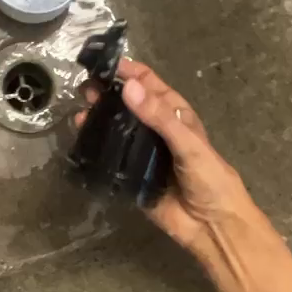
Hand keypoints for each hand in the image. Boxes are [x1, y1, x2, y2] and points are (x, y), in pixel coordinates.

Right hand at [79, 61, 271, 260]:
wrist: (211, 227)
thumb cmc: (210, 178)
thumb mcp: (188, 143)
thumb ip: (159, 116)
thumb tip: (128, 87)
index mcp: (174, 114)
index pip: (148, 84)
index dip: (128, 71)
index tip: (103, 64)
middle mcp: (154, 129)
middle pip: (127, 104)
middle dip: (107, 93)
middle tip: (85, 89)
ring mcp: (140, 152)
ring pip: (115, 128)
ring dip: (98, 118)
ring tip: (79, 112)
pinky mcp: (128, 174)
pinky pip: (109, 156)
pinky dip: (94, 145)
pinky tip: (80, 137)